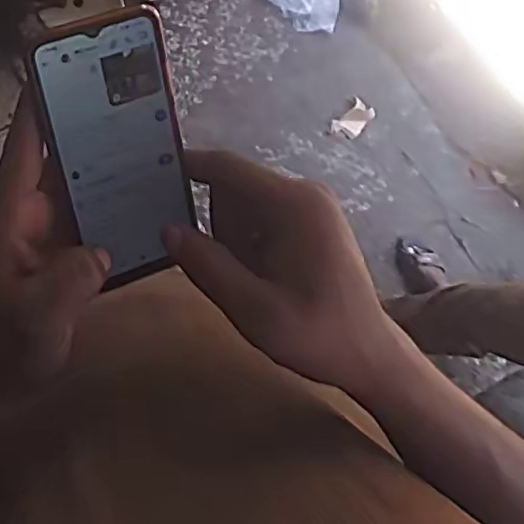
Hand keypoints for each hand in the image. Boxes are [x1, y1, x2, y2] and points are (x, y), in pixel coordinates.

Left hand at [0, 100, 109, 422]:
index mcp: (10, 218)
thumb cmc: (5, 352)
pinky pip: (91, 214)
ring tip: (139, 131)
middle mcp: (29, 216)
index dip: (33, 111)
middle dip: (80, 126)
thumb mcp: (33, 320)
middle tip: (115, 93)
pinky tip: (144, 189)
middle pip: (55, 159)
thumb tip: (99, 250)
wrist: (2, 390)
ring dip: (102, 160)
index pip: (23, 152)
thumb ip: (67, 282)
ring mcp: (49, 234)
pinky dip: (113, 199)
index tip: (49, 72)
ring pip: (77, 184)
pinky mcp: (67, 253)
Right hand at [161, 150, 413, 398]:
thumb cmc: (319, 335)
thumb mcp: (254, 310)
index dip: (187, 164)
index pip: (226, 166)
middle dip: (216, 225)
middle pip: (231, 188)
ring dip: (231, 237)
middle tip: (226, 271)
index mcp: (293, 204)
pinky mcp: (308, 218)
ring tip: (251, 281)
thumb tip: (167, 229)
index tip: (149, 173)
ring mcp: (308, 204)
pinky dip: (246, 240)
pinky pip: (258, 214)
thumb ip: (208, 266)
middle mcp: (302, 192)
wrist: (373, 359)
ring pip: (241, 203)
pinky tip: (260, 276)